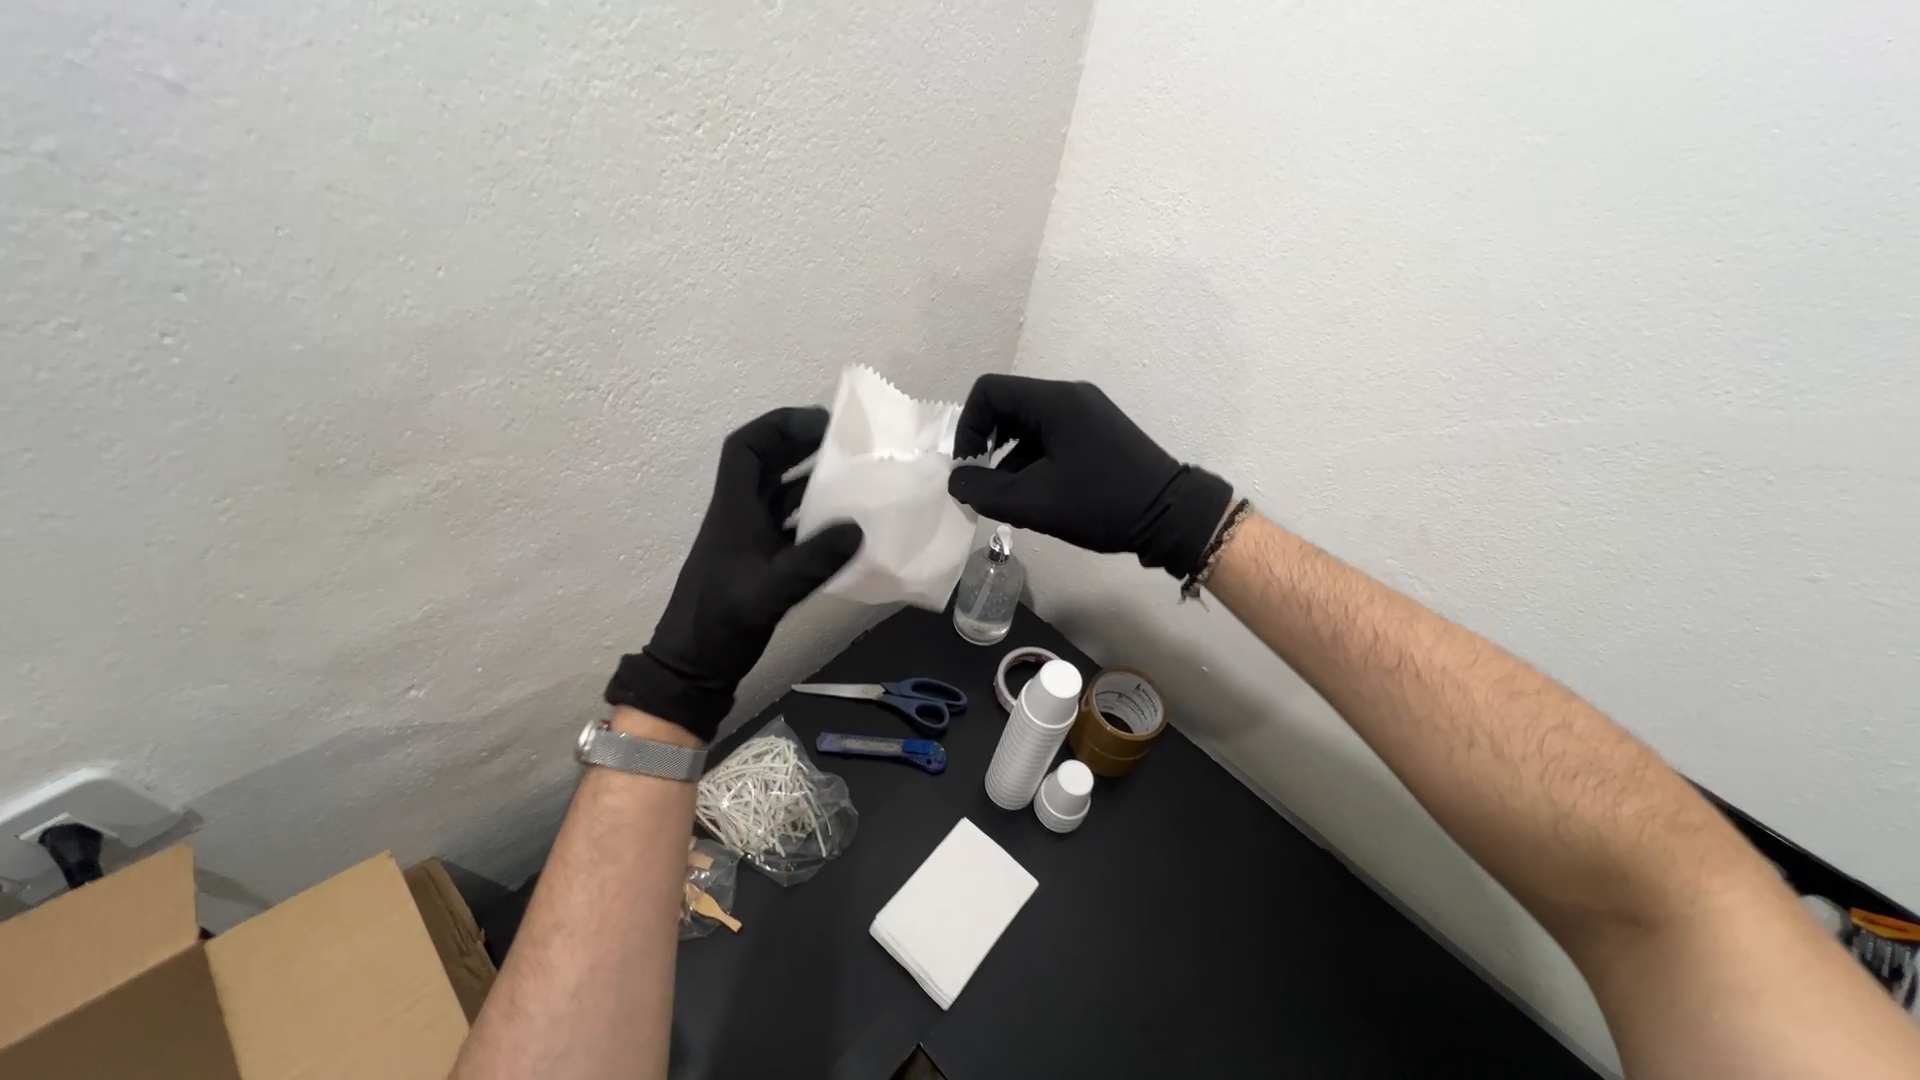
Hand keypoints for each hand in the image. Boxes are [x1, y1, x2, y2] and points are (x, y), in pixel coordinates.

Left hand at [605, 407, 862, 741]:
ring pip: (783, 495)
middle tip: (848, 446)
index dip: (780, 426)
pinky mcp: (762, 562)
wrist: (694, 666)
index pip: (746, 448)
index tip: (822, 425)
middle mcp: (740, 515)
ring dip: (814, 483)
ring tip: (855, 480)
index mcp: (732, 509)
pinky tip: (847, 528)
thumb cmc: (719, 622)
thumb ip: (812, 562)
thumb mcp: (768, 592)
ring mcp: (751, 540)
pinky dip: (817, 521)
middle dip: (804, 447)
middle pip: (768, 464)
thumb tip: (858, 529)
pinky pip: (793, 527)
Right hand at [946, 375, 1231, 577]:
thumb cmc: (1101, 504)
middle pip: (1008, 406)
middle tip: (984, 484)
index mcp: (1054, 402)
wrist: (1172, 517)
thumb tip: (957, 481)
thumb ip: (984, 491)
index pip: (988, 391)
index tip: (969, 467)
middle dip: (987, 445)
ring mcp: (1087, 413)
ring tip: (1011, 499)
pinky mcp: (1098, 432)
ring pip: (1028, 425)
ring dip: (1009, 458)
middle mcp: (1070, 397)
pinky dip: (1034, 461)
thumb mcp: (1034, 503)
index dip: (968, 428)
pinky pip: (1051, 436)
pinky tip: (1038, 497)